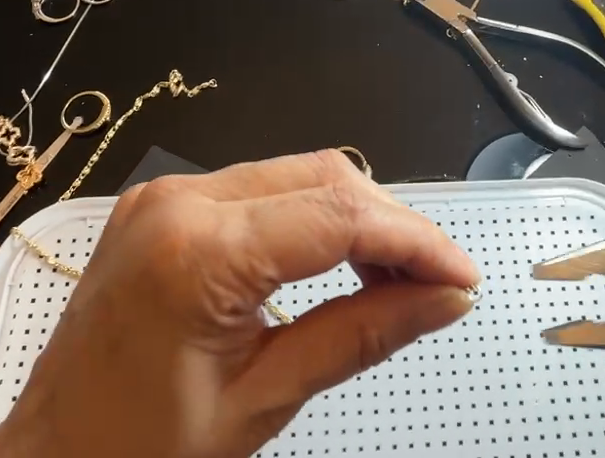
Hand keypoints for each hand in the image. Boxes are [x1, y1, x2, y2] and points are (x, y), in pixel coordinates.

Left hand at [0, 151, 479, 457]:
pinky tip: (335, 258)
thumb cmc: (142, 451)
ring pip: (296, 174)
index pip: (337, 217)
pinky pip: (261, 188)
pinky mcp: (164, 202)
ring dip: (354, 216)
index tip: (461, 276)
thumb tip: (445, 299)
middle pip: (322, 177)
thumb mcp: (263, 400)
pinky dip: (310, 216)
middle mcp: (181, 199)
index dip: (412, 241)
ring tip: (393, 275)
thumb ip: (361, 335)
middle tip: (436, 280)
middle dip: (390, 223)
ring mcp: (167, 193)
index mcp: (198, 251)